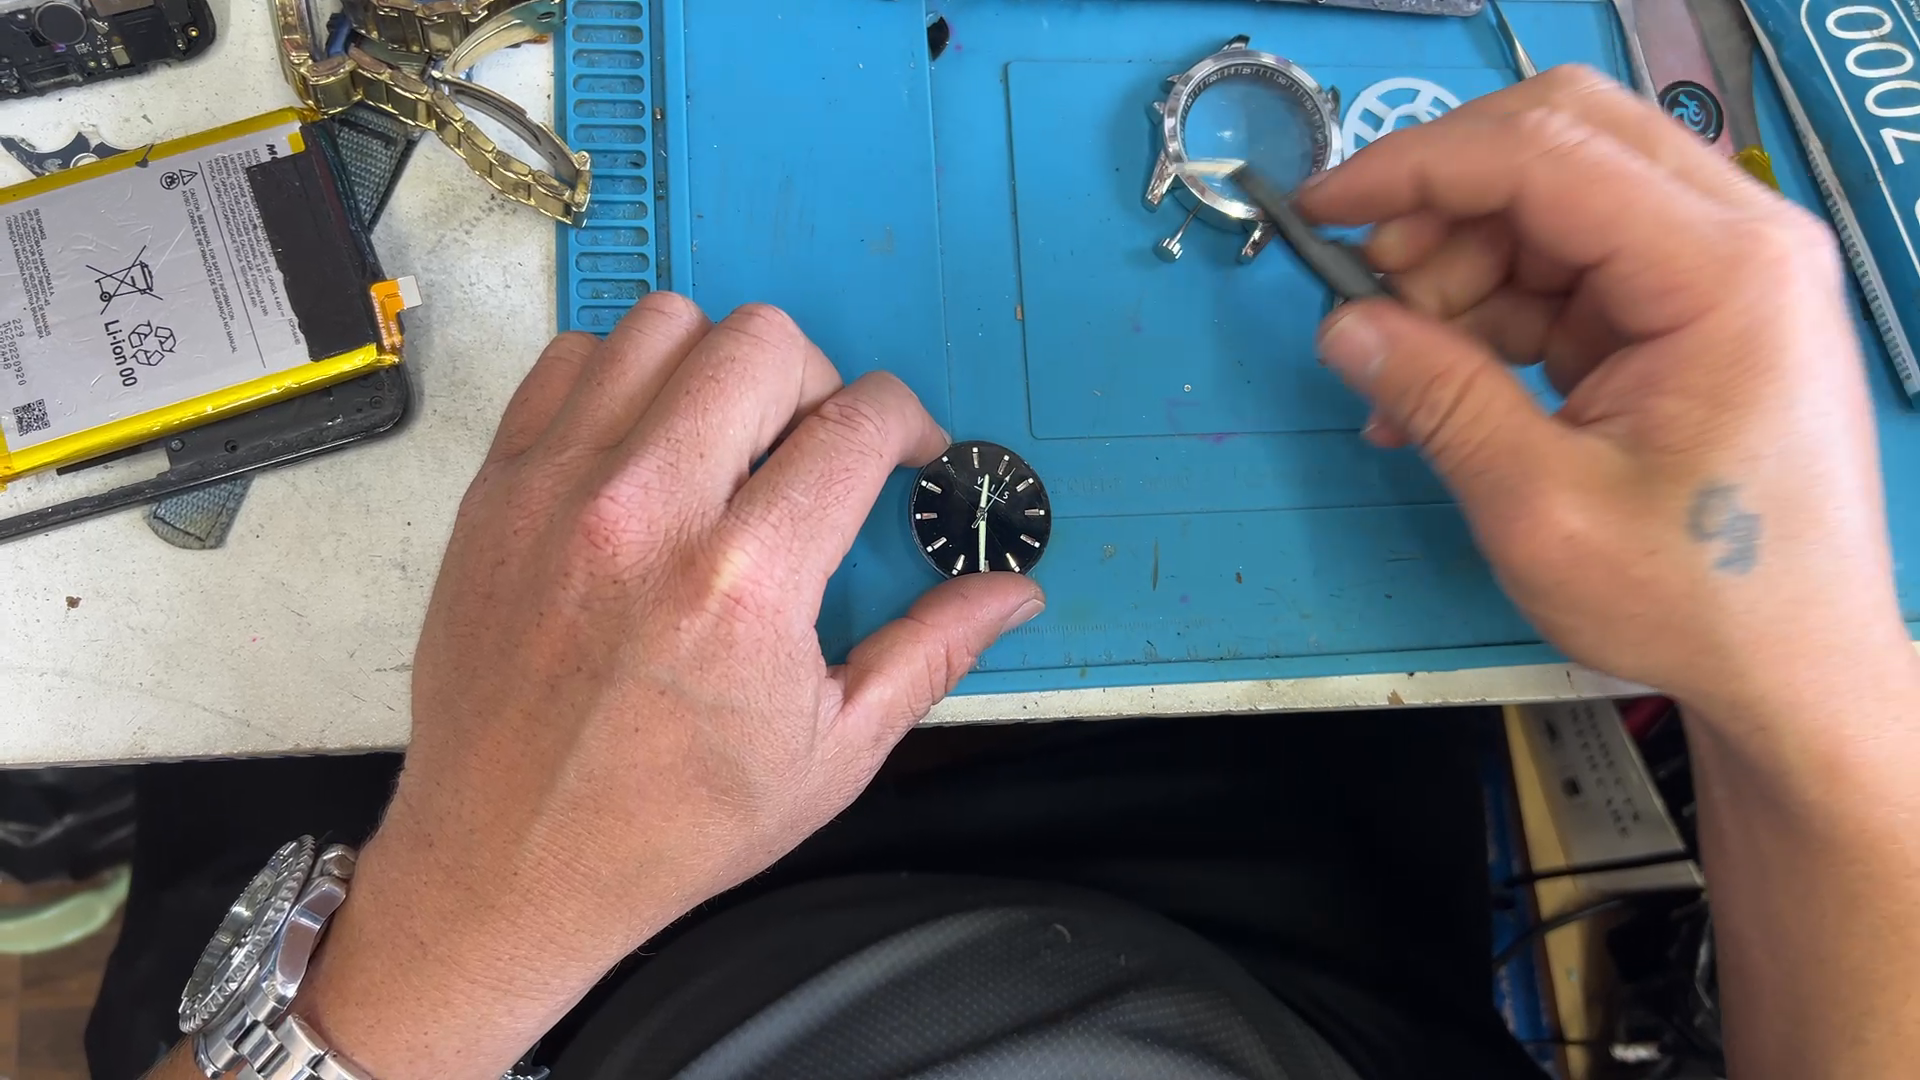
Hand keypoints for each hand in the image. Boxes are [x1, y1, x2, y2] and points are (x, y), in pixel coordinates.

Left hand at [295, 297, 1043, 1077]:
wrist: (505, 867)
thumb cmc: (680, 822)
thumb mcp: (837, 749)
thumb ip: (935, 649)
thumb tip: (1015, 593)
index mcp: (747, 582)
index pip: (858, 424)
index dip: (908, 423)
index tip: (910, 455)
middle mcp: (648, 509)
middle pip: (765, 343)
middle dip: (824, 383)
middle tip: (822, 451)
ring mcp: (558, 486)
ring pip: (668, 325)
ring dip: (727, 368)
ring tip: (737, 442)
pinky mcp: (498, 486)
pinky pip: (576, 357)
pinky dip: (633, 376)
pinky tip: (653, 446)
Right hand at [1294, 67, 1915, 732]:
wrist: (1781, 664)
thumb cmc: (1679, 592)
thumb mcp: (1533, 503)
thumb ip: (1436, 398)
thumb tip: (1338, 326)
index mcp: (1717, 271)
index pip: (1544, 155)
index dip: (1412, 168)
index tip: (1317, 211)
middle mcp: (1724, 242)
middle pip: (1552, 148)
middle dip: (1432, 208)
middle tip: (1362, 292)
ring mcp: (1696, 277)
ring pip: (1535, 215)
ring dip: (1443, 280)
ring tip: (1397, 382)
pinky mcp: (1662, 317)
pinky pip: (1541, 280)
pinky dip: (1469, 324)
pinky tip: (1428, 399)